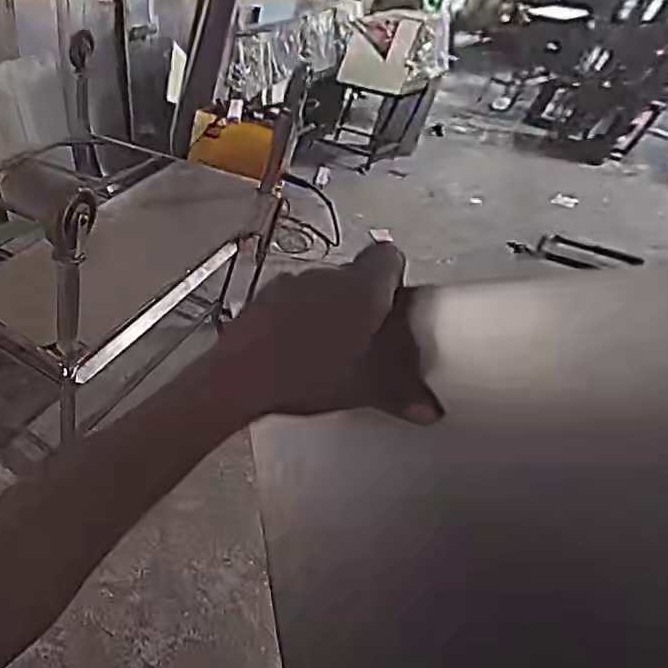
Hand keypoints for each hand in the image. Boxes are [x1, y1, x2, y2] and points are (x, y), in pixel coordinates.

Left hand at [211, 242, 442, 423]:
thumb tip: (428, 409)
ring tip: (326, 347)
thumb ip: (400, 393)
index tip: (396, 300)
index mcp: (361, 288)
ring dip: (324, 309)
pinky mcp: (260, 300)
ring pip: (318, 289)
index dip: (395, 276)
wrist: (239, 376)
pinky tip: (291, 349)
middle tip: (365, 336)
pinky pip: (287, 302)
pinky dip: (293, 318)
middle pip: (353, 276)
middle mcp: (325, 276)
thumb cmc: (305, 373)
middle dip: (360, 302)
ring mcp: (287, 285)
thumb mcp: (362, 387)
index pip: (388, 258)